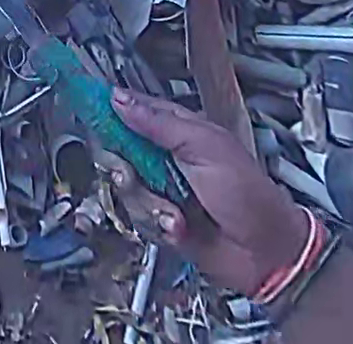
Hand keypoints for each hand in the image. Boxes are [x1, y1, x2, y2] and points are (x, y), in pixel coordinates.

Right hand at [104, 88, 308, 294]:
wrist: (268, 255)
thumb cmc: (245, 191)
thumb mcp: (203, 146)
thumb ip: (157, 122)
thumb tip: (117, 96)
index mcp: (173, 128)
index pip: (128, 108)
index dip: (105, 108)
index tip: (84, 107)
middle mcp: (160, 155)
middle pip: (115, 149)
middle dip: (121, 166)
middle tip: (130, 173)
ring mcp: (158, 187)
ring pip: (124, 186)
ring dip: (148, 203)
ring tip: (175, 213)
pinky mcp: (159, 219)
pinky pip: (137, 217)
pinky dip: (158, 225)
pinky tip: (180, 228)